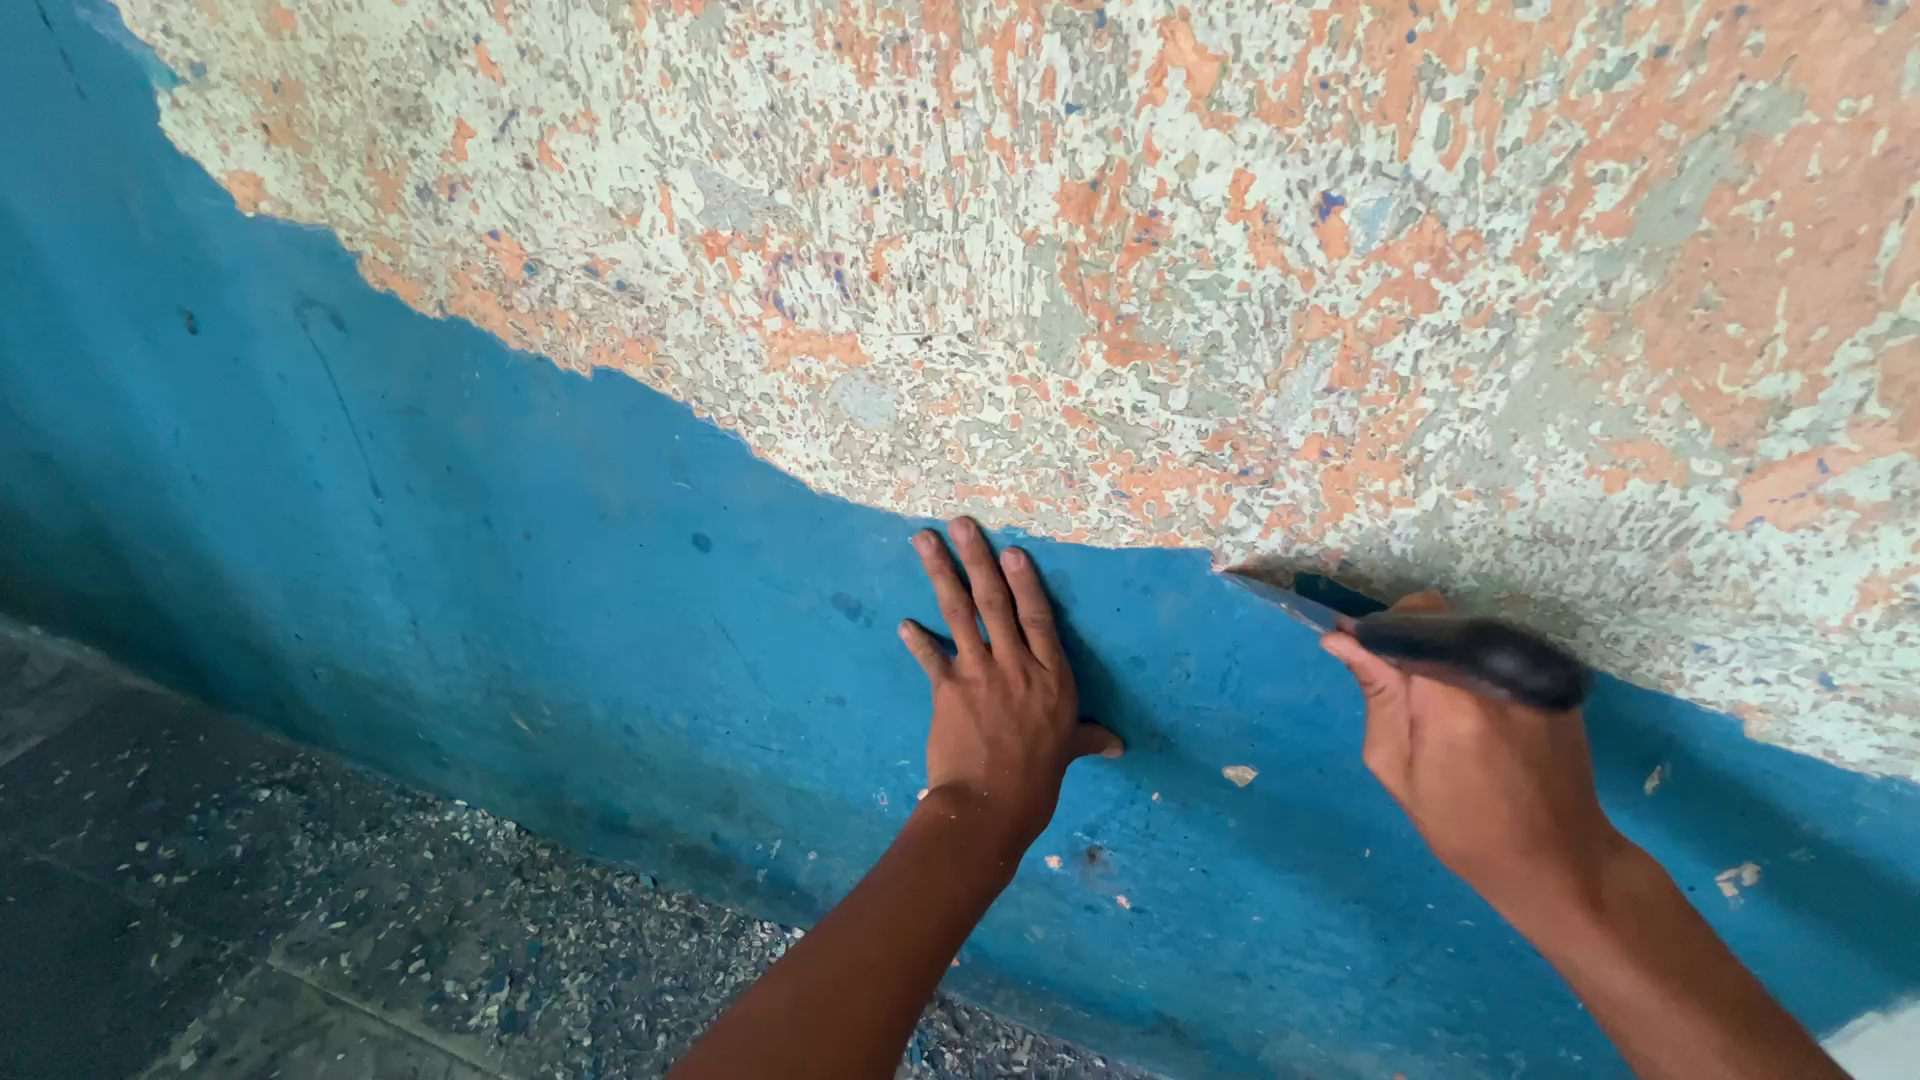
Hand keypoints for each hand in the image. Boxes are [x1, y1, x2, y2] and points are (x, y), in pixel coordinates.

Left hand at [899, 518, 1122, 854]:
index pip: (1039, 617)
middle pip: (995, 602)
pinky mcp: (947, 691)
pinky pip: (930, 658)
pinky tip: (903, 623)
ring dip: (941, 574)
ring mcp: (979, 675)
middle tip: (961, 523)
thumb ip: (1089, 739)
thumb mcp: (1068, 753)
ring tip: (924, 541)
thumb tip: (1117, 746)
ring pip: (960, 614)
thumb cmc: (1037, 782)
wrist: (991, 808)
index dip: (1026, 581)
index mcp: (1051, 677)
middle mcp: (1016, 666)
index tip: (1012, 549)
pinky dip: (916, 640)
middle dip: (977, 558)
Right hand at [1321, 590, 1628, 927]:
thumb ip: (1376, 693)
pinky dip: (1475, 668)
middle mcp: (1500, 673)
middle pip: (1441, 618)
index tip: (1367, 657)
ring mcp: (1536, 675)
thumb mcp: (1395, 767)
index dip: (1383, 629)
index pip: (1411, 618)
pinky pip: (1499, 652)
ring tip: (1443, 707)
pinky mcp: (1557, 684)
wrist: (1560, 861)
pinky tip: (1478, 714)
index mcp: (1452, 698)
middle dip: (1410, 640)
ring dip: (1443, 653)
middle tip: (1403, 692)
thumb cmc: (1462, 826)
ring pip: (1469, 631)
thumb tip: (1339, 639)